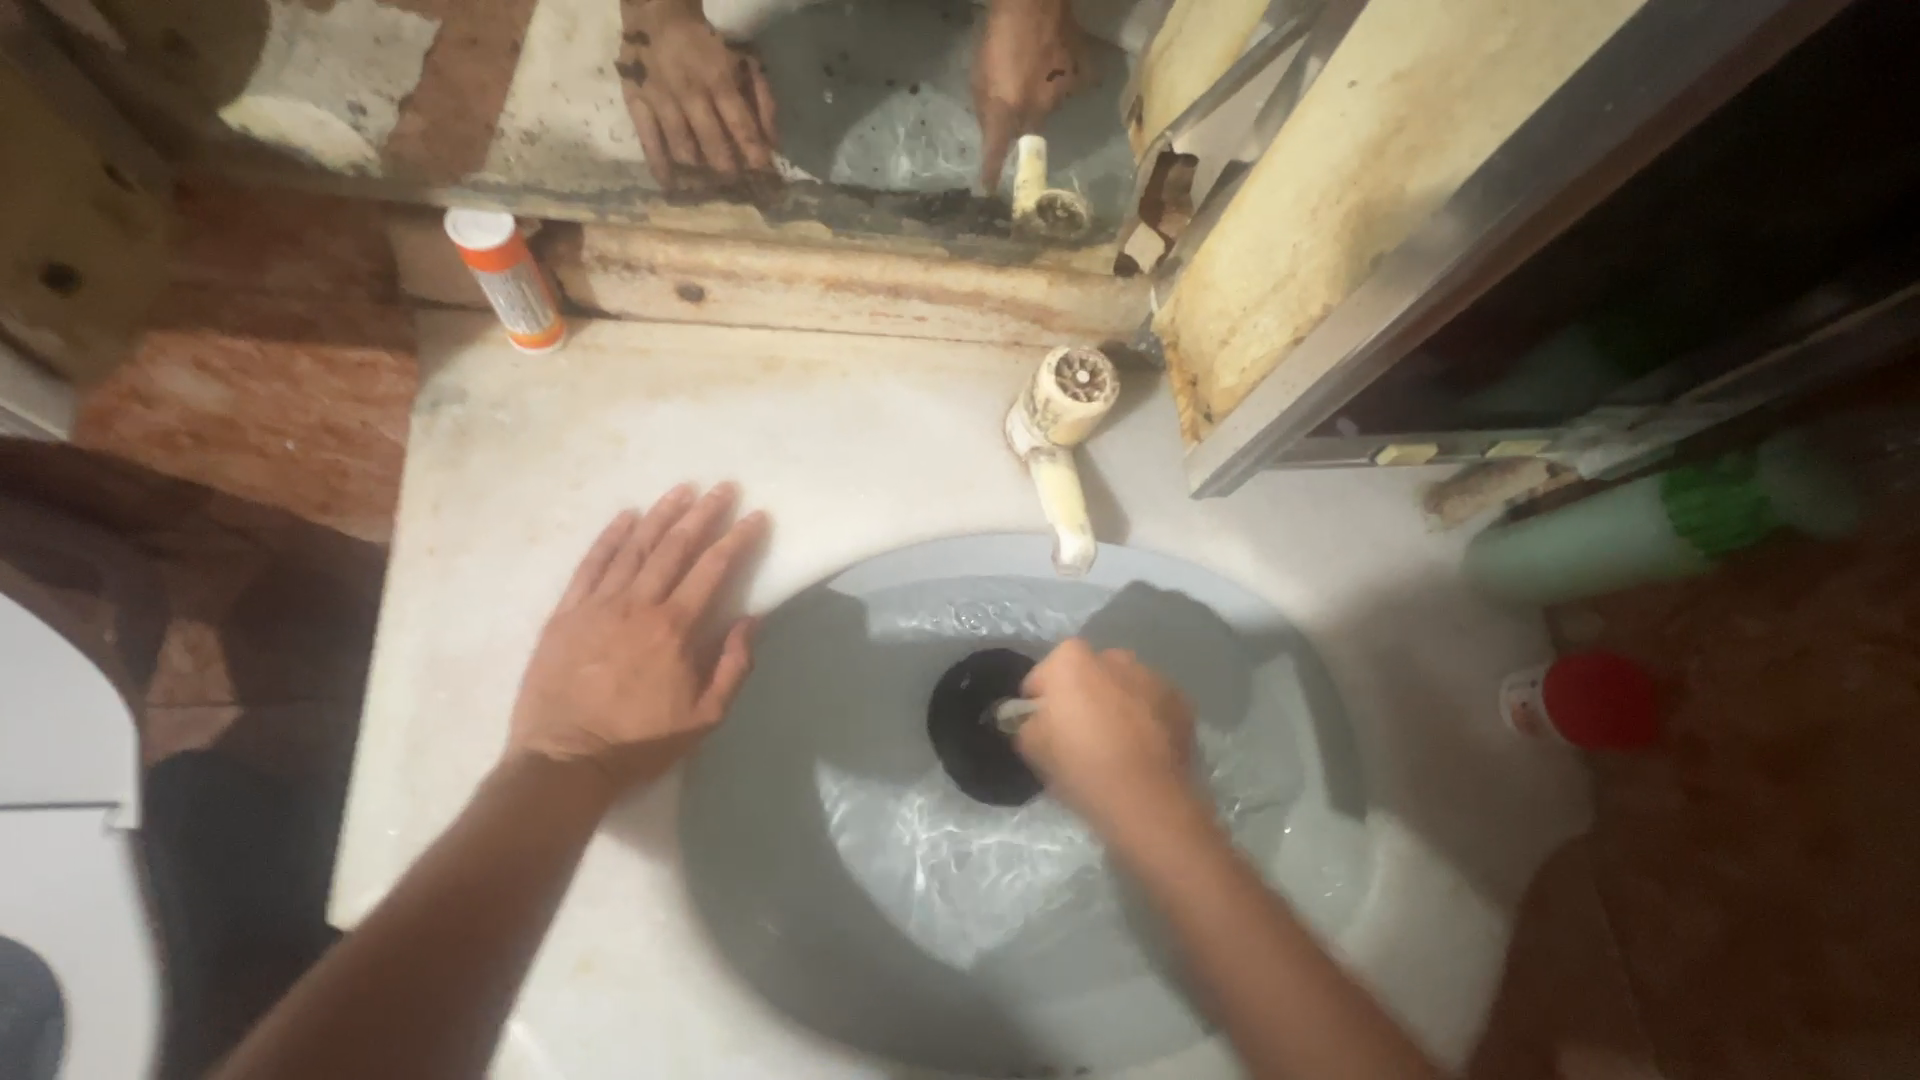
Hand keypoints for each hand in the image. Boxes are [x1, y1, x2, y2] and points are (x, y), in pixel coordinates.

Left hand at [506, 483, 767, 794]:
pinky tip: (626, 517)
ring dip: (660, 515)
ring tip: (681, 490)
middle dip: (702, 514)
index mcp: (675, 629)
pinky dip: (610, 538)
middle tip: (722, 488)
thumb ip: (733, 665)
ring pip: (634, 548)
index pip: (713, 569)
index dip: (738, 539)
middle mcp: (638, 605)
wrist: (563, 763)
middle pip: (675, 547)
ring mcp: (597, 606)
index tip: (755, 516)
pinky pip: (590, 565)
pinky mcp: (565, 614)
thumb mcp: (705, 717)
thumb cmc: (641, 743)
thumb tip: (751, 620)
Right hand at [617, 0, 778, 188]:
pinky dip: (662, 169)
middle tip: (735, 181)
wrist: (658, 16)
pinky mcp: (636, 104)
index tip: (766, 179)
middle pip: (714, 148)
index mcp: (720, 80)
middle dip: (729, 171)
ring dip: (700, 174)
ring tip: (709, 184)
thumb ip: (764, 103)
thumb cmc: (709, 47)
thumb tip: (773, 145)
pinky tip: (672, 186)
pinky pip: (649, 144)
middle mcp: (690, 93)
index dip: (756, 158)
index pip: (742, 129)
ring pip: (684, 152)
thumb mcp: (746, 63)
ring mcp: (661, 101)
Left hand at [972, 0, 1085, 190]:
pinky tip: (1057, 68)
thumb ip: (983, 106)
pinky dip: (1064, 83)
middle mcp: (1035, 111)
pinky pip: (1072, 88)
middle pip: (1028, 131)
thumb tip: (990, 130)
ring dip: (1039, 99)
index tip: (990, 189)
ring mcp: (1061, 95)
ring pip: (1048, 109)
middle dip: (1020, 125)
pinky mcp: (1080, 77)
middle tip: (1014, 101)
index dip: (992, 173)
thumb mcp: (978, 74)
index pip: (996, 152)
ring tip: (1033, 71)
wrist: (1032, 1)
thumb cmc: (997, 35)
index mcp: (1006, 111)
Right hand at [1015, 638, 1199, 832]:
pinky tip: (1142, 751)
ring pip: (1124, 687)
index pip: (1044, 675)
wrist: (1146, 799)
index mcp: (1071, 659)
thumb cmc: (1080, 766)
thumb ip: (1025, 722)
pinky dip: (1146, 720)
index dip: (1039, 702)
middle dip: (1082, 696)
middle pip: (1087, 675)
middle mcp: (1114, 657)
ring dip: (1117, 705)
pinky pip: (1152, 705)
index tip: (1043, 728)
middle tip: (1079, 736)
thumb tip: (1033, 719)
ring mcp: (1153, 676)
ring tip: (1116, 746)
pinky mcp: (1181, 702)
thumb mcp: (1031, 747)